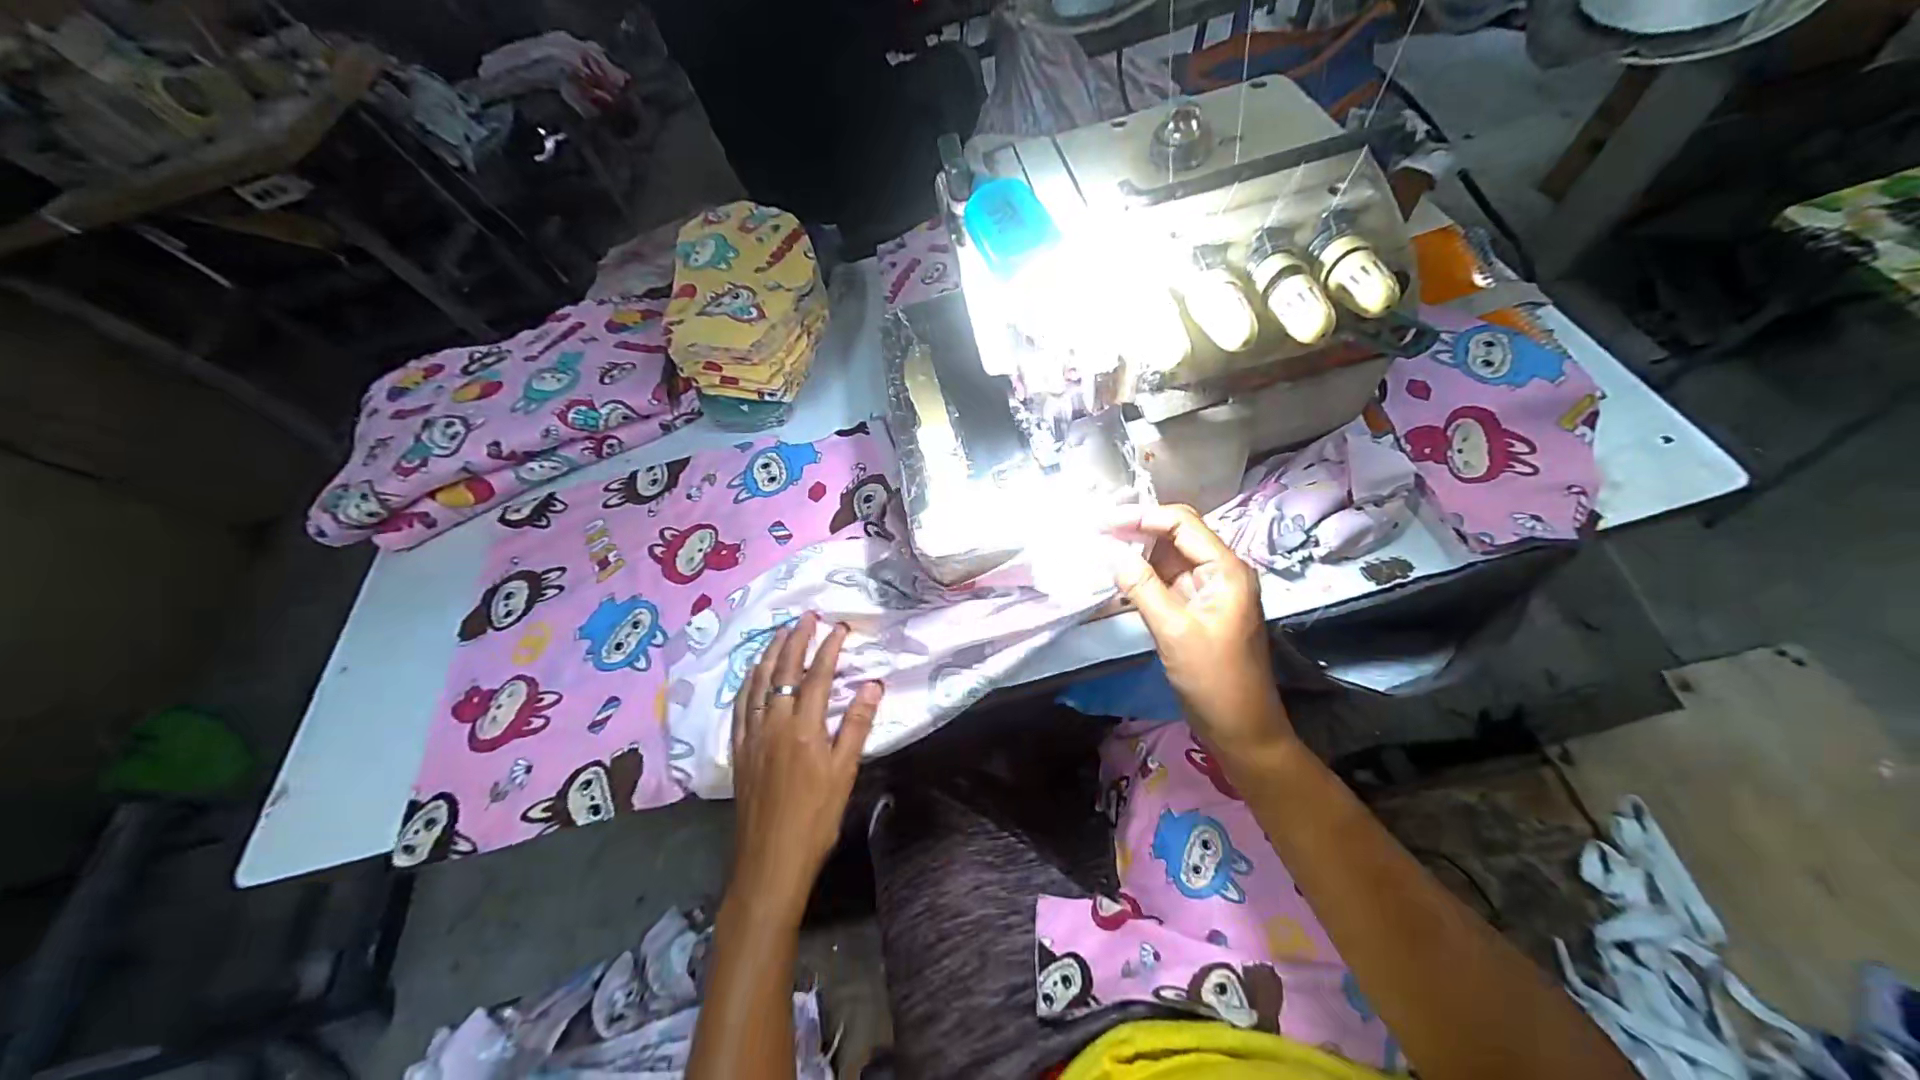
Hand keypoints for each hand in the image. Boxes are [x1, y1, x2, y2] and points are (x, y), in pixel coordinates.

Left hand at [728, 612, 881, 925]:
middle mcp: (774, 723)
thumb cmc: (816, 819)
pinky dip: (748, 682)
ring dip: (770, 653)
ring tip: (780, 633)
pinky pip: (740, 704)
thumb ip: (856, 726)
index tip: (839, 627)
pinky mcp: (739, 749)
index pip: (818, 675)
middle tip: (806, 616)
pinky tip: (751, 675)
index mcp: (804, 728)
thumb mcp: (844, 773)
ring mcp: (752, 735)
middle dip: (796, 639)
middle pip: (784, 670)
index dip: (829, 648)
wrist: (770, 859)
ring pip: (758, 683)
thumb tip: (872, 685)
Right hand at [1109, 505, 1295, 763]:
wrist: (1241, 728)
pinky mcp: (1195, 608)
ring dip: (1137, 550)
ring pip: (1168, 557)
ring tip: (1101, 547)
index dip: (1142, 517)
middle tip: (1098, 531)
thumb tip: (1112, 553)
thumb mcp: (1174, 631)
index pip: (1181, 524)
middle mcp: (1219, 572)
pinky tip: (1118, 575)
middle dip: (1138, 528)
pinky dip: (1142, 575)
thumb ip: (1142, 587)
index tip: (1103, 522)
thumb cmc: (1215, 679)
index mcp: (1226, 569)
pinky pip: (1166, 580)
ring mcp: (1207, 590)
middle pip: (1176, 534)